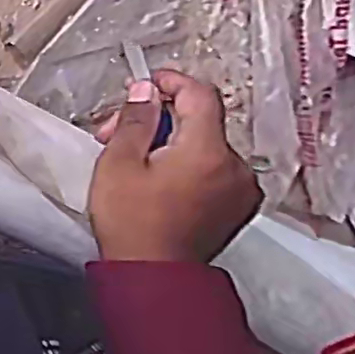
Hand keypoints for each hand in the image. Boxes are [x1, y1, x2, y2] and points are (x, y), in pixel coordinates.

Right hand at [90, 69, 261, 263]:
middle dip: (156, 119)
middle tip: (114, 133)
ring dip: (167, 142)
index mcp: (207, 151)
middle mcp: (234, 166)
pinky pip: (211, 168)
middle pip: (198, 122)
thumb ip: (136, 121)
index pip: (201, 96)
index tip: (147, 81)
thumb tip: (146, 91)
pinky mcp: (236, 205)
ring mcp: (240, 188)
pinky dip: (184, 162)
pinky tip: (154, 177)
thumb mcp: (118, 162)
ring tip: (130, 160)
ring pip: (203, 145)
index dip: (172, 81)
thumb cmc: (130, 219)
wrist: (153, 272)